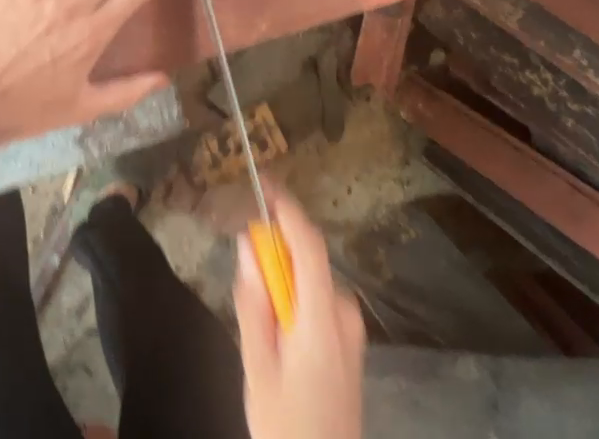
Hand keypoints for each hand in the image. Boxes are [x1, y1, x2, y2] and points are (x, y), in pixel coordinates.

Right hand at [236, 191, 365, 438]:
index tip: (263, 183)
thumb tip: (248, 245)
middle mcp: (345, 314)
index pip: (309, 245)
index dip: (287, 209)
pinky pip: (318, 302)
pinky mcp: (351, 340)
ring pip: (311, 283)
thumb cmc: (285, 424)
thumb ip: (253, 302)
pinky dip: (295, 301)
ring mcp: (353, 329)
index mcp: (322, 318)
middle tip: (245, 288)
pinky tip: (278, 341)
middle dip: (274, 258)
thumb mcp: (256, 366)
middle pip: (308, 262)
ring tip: (260, 335)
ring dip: (283, 285)